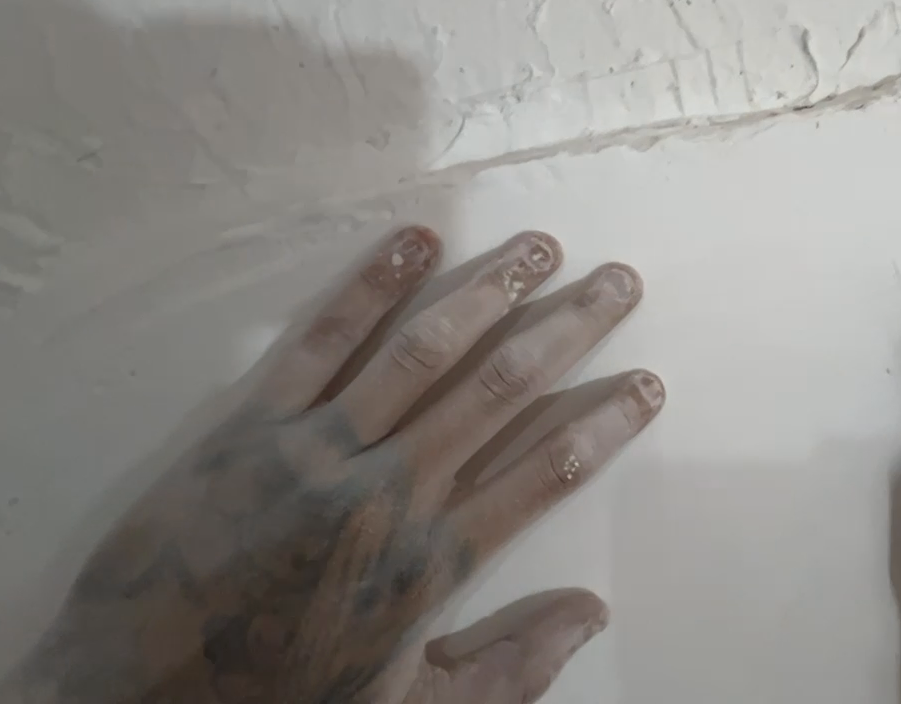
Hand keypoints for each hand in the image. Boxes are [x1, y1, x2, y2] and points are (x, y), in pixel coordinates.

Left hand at [0, 226, 663, 703]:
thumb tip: (594, 613)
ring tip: (542, 245)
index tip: (650, 383)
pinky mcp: (250, 428)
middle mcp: (390, 490)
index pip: (547, 473)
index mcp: (429, 561)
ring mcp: (319, 450)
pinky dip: (372, 287)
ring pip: (425, 350)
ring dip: (492, 289)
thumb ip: (507, 674)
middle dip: (573, 327)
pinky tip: (417, 239)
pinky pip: (319, 343)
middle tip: (620, 280)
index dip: (607, 423)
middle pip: (503, 388)